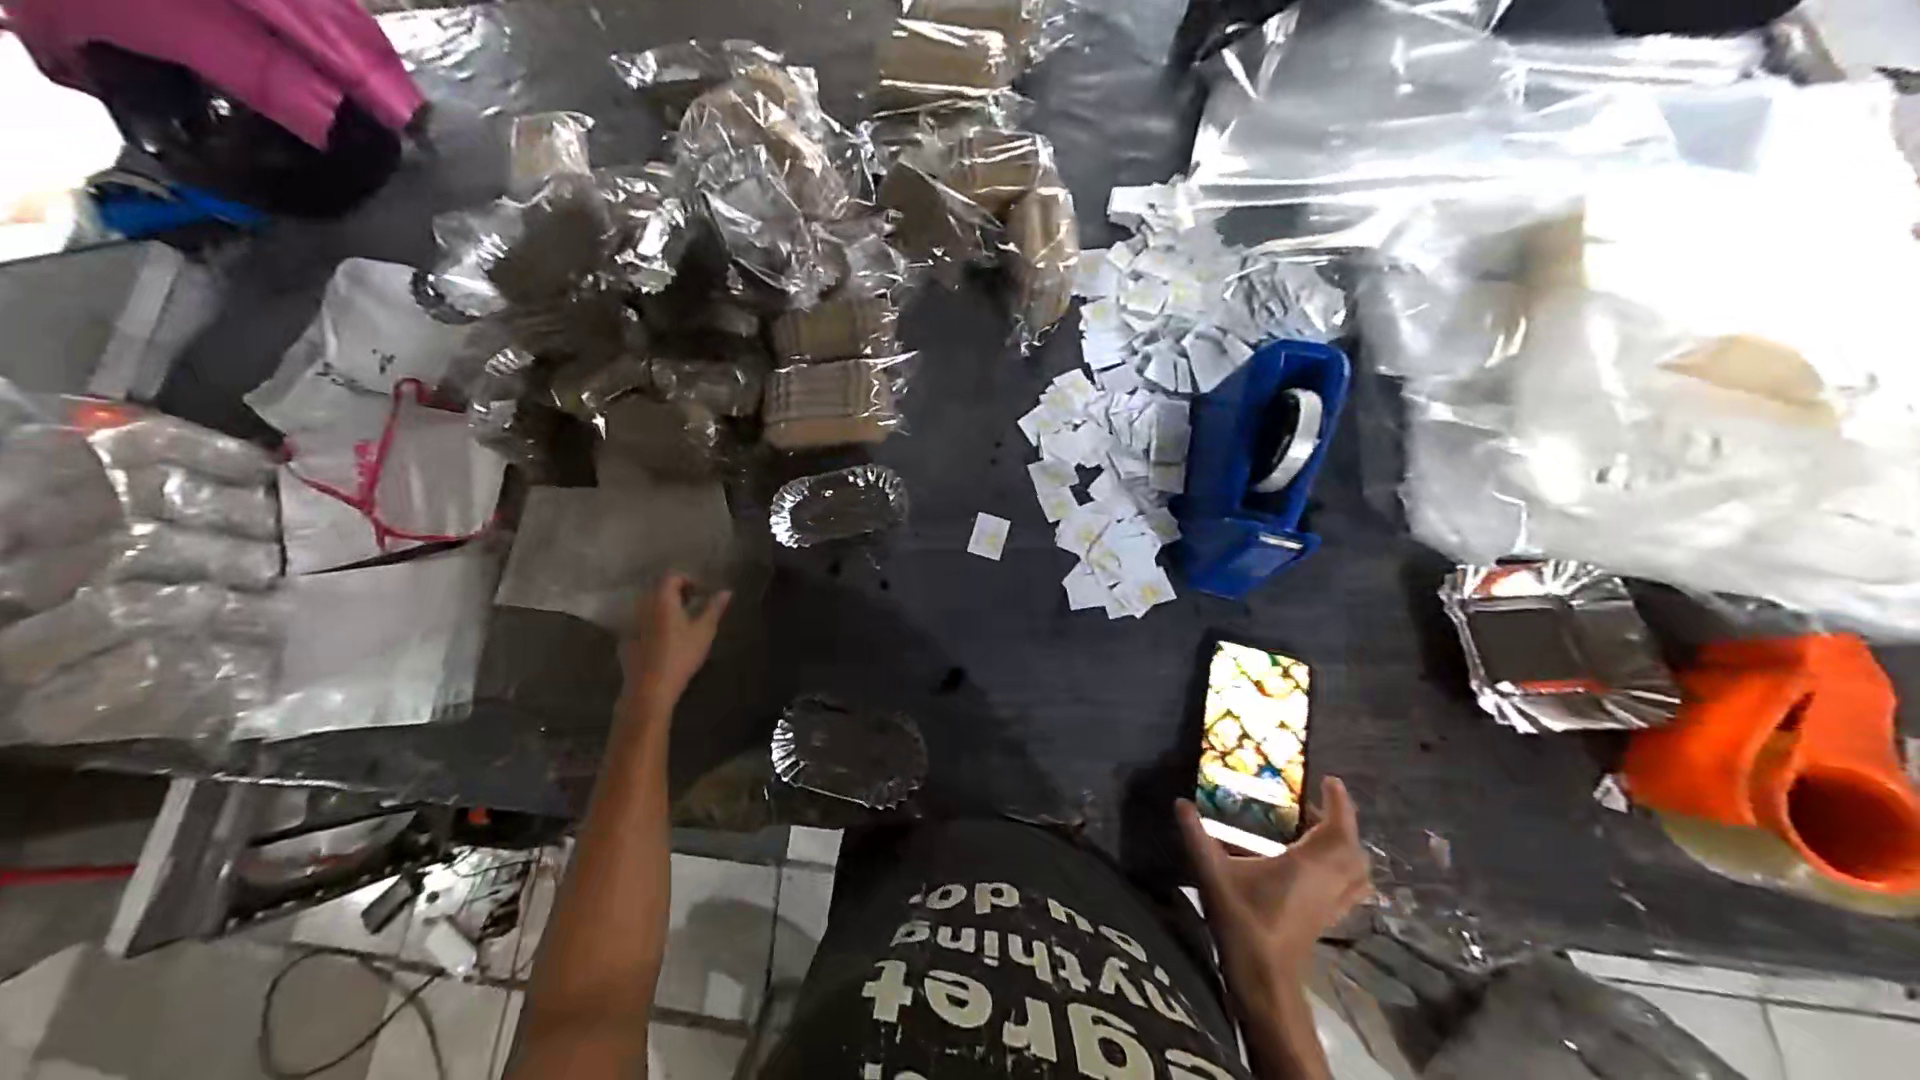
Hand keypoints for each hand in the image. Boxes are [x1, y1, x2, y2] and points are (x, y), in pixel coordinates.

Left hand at [620, 574, 731, 715]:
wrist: (649, 688)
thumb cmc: (680, 656)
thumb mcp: (704, 631)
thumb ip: (714, 608)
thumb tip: (726, 591)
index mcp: (662, 599)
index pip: (672, 576)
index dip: (689, 580)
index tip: (702, 594)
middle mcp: (643, 606)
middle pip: (658, 589)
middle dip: (678, 592)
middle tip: (695, 605)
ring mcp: (631, 623)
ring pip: (649, 605)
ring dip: (666, 608)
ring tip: (682, 622)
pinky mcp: (626, 639)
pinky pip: (642, 622)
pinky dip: (655, 623)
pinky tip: (665, 640)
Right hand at [1177, 776, 1371, 979]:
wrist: (1264, 979)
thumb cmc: (1243, 922)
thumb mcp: (1212, 874)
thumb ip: (1196, 836)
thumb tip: (1180, 802)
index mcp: (1308, 865)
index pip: (1338, 828)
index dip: (1339, 803)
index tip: (1330, 780)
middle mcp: (1328, 881)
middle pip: (1352, 847)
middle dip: (1341, 821)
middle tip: (1314, 804)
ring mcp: (1332, 902)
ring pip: (1357, 870)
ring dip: (1347, 846)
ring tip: (1321, 831)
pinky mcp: (1329, 918)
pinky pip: (1351, 887)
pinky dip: (1347, 870)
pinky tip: (1322, 867)